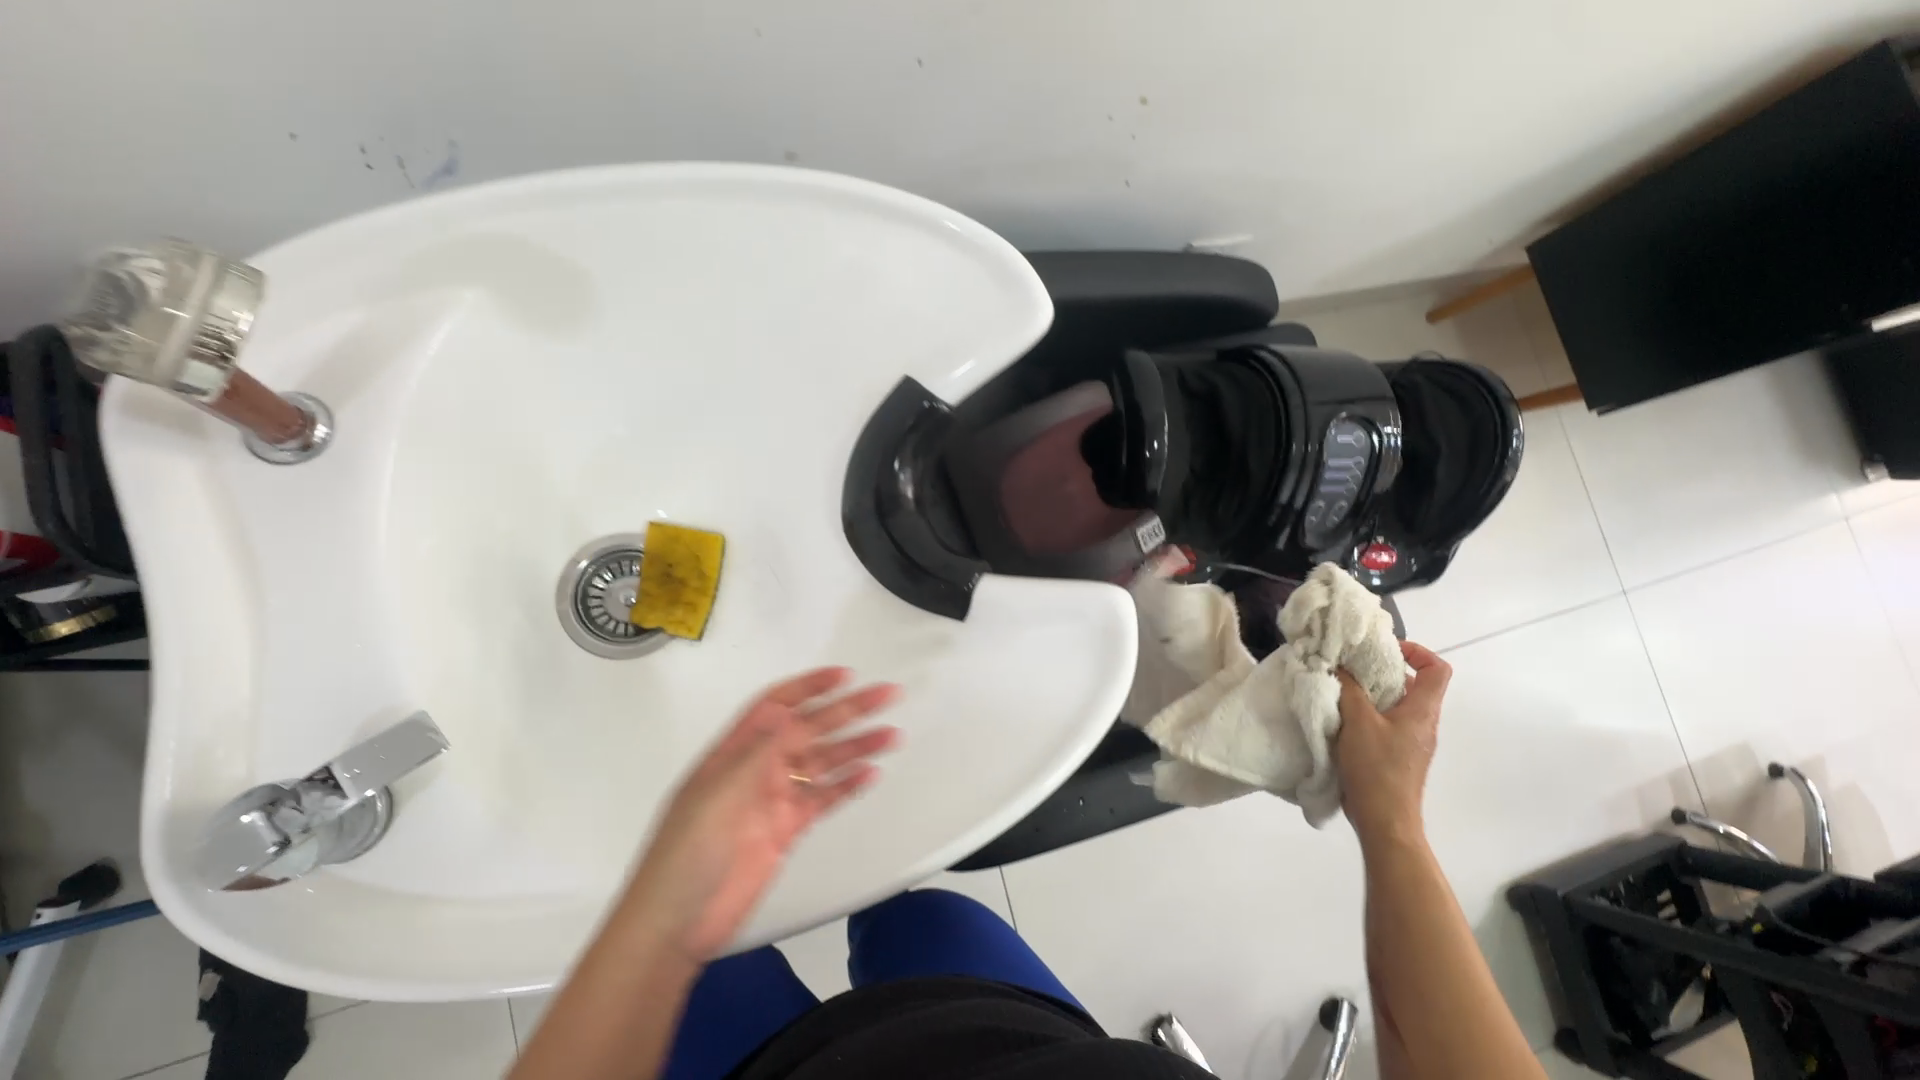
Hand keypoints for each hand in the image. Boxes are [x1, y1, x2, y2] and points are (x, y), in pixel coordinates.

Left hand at [623, 668, 900, 962]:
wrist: (676, 924)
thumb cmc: (686, 855)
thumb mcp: (717, 797)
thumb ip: (757, 756)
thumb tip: (787, 712)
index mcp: (733, 753)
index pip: (776, 707)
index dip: (810, 688)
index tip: (846, 676)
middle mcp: (756, 769)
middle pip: (809, 730)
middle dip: (847, 711)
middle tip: (887, 696)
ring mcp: (773, 800)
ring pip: (822, 763)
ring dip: (856, 747)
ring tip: (892, 735)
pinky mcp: (787, 831)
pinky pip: (823, 800)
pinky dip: (847, 786)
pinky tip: (871, 774)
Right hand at [1336, 640, 1449, 847]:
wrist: (1385, 820)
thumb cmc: (1376, 768)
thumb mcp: (1358, 722)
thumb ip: (1350, 690)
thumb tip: (1340, 665)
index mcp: (1422, 710)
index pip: (1437, 669)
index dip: (1417, 651)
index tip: (1384, 649)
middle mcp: (1423, 723)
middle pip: (1414, 684)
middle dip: (1384, 670)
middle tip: (1353, 666)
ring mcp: (1412, 742)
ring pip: (1398, 704)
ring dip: (1373, 692)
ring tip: (1342, 688)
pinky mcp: (1398, 756)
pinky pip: (1387, 723)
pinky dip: (1368, 713)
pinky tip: (1343, 718)